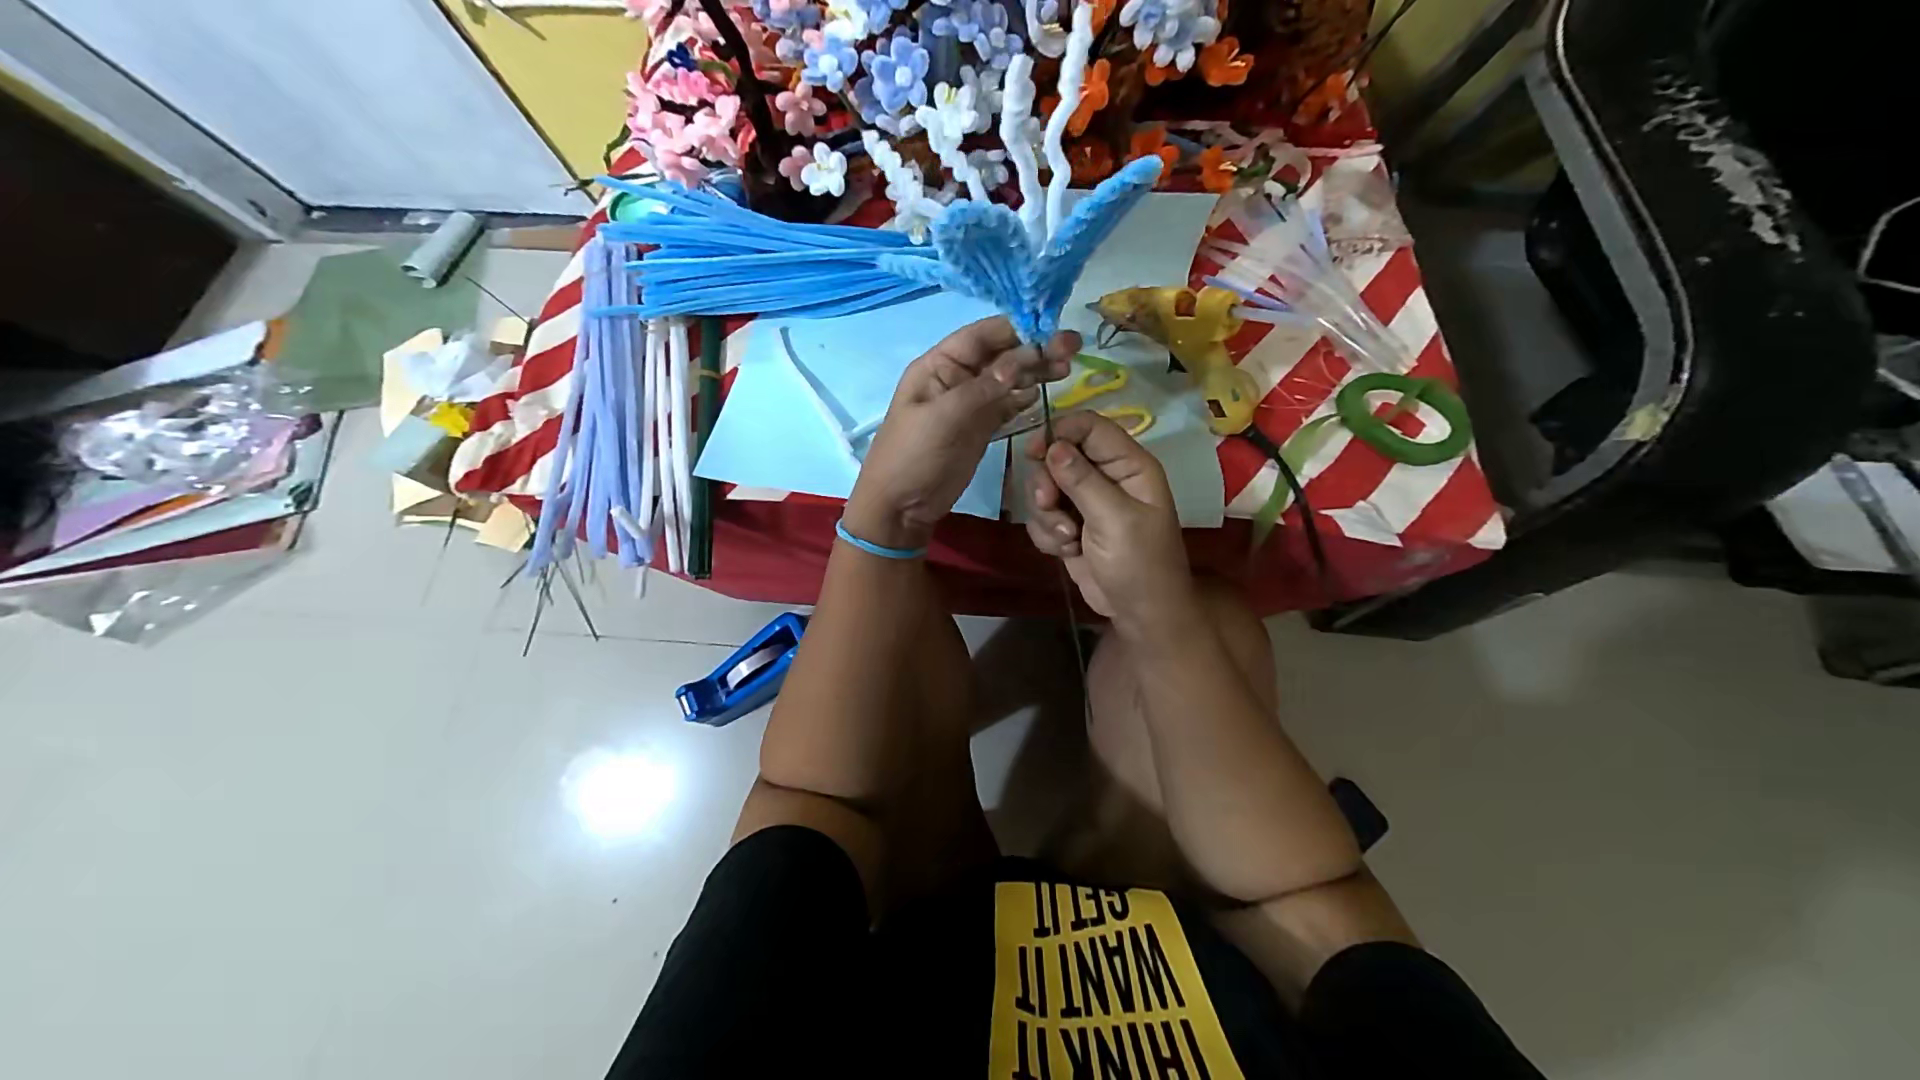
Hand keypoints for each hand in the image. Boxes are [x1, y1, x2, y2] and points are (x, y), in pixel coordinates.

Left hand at [846, 318, 1077, 548]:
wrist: (900, 506)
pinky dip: (1027, 397)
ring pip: (1009, 378)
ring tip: (1068, 368)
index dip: (1018, 329)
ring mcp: (971, 403)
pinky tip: (1047, 392)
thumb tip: (1023, 358)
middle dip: (1035, 348)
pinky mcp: (981, 426)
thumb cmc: (913, 456)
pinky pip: (1009, 404)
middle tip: (1073, 348)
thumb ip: (984, 388)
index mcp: (939, 365)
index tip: (1054, 329)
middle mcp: (957, 377)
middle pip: (1001, 354)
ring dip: (1037, 370)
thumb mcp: (944, 418)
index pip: (983, 336)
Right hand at [1024, 412, 1195, 633]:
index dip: (1060, 432)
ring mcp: (1086, 503)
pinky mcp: (1069, 526)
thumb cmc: (1140, 563)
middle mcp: (1106, 477)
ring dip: (1046, 514)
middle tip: (1048, 503)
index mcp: (1129, 465)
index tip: (1035, 452)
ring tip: (1066, 538)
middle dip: (1047, 482)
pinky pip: (1042, 516)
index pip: (1089, 427)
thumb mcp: (1114, 519)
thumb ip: (1082, 480)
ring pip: (1045, 488)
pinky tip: (1065, 551)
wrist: (1139, 613)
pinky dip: (1047, 534)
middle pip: (1058, 456)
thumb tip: (1053, 445)